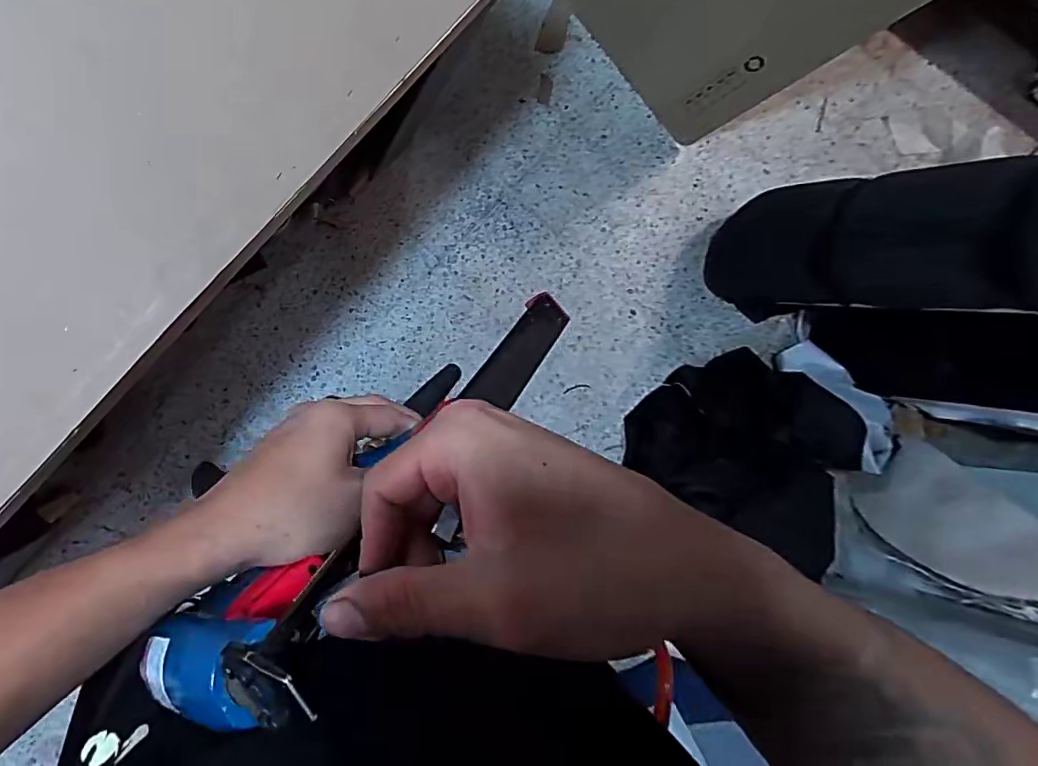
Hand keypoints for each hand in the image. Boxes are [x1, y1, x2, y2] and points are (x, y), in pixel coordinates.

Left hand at [168, 397, 417, 575]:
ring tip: (391, 479)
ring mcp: (293, 428)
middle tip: (420, 466)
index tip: (442, 452)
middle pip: (367, 415)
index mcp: (335, 415)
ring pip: (345, 432)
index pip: (391, 413)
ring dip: (369, 447)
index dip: (421, 430)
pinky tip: (353, 484)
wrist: (229, 527)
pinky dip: (345, 457)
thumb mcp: (357, 500)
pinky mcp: (281, 449)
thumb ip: (388, 479)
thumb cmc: (294, 512)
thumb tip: (404, 471)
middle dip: (395, 435)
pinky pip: (326, 445)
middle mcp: (313, 411)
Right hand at [318, 400, 789, 660]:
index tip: (385, 605)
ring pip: (435, 490)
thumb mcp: (489, 601)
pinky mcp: (522, 455)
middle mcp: (469, 422)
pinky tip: (489, 565)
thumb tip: (331, 616)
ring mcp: (500, 435)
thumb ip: (402, 604)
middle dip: (408, 548)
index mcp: (452, 436)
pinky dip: (463, 529)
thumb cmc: (590, 577)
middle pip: (405, 487)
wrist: (706, 578)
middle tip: (431, 604)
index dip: (374, 551)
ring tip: (463, 591)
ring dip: (436, 543)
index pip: (377, 489)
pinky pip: (466, 486)